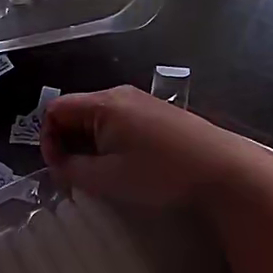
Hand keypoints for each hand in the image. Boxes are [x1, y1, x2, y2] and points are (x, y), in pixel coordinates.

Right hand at [41, 85, 272, 207]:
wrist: (225, 170)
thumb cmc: (161, 173)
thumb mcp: (107, 178)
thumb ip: (72, 169)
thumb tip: (58, 165)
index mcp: (103, 104)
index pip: (54, 109)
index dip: (47, 139)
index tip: (57, 168)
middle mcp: (119, 95)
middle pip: (75, 112)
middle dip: (67, 143)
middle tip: (75, 175)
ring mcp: (141, 103)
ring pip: (97, 119)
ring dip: (89, 145)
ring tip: (100, 174)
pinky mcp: (157, 115)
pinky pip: (119, 123)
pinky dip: (110, 142)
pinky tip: (125, 166)